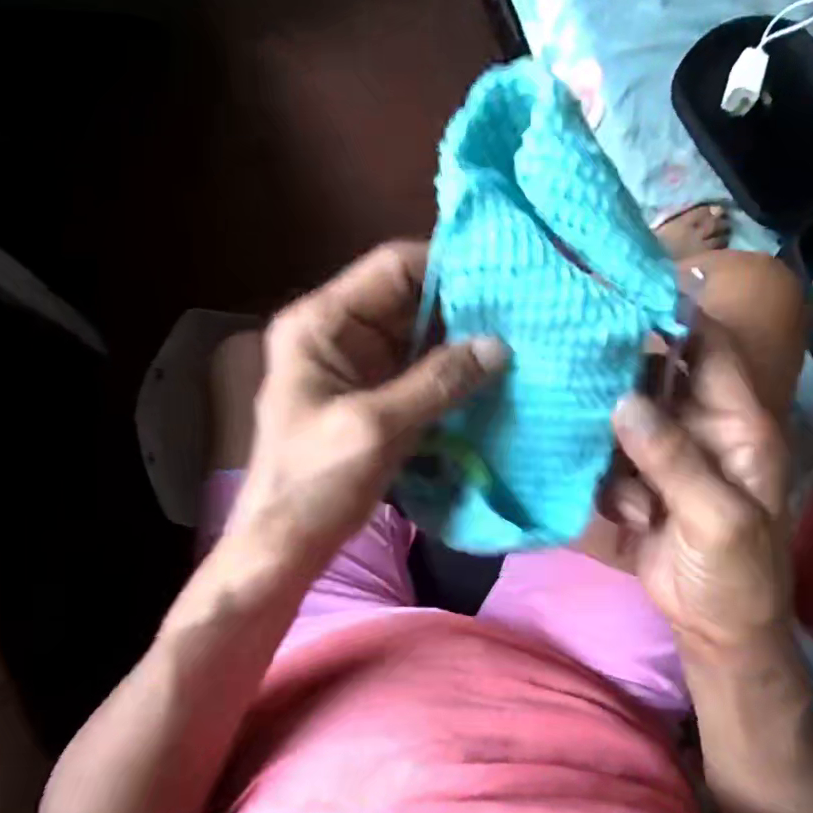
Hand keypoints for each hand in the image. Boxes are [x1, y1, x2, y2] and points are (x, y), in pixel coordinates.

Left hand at [225, 242, 506, 567]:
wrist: (283, 545)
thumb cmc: (313, 484)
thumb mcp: (375, 427)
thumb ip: (437, 382)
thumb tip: (499, 346)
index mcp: (320, 323)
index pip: (392, 268)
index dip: (449, 267)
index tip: (508, 277)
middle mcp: (337, 333)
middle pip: (410, 301)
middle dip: (464, 308)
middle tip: (529, 313)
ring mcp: (356, 368)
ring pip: (419, 339)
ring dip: (462, 344)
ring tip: (524, 342)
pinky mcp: (372, 400)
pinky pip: (418, 374)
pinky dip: (450, 377)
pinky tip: (493, 379)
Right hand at [607, 317, 791, 649]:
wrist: (717, 629)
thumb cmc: (737, 573)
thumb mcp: (716, 517)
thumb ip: (673, 458)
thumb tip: (623, 401)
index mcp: (738, 425)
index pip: (709, 351)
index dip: (676, 317)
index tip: (623, 291)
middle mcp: (699, 429)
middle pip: (655, 380)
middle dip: (622, 381)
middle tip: (578, 373)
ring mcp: (665, 458)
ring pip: (622, 422)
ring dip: (613, 451)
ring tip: (629, 492)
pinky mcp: (636, 484)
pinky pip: (609, 463)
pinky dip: (609, 486)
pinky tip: (629, 518)